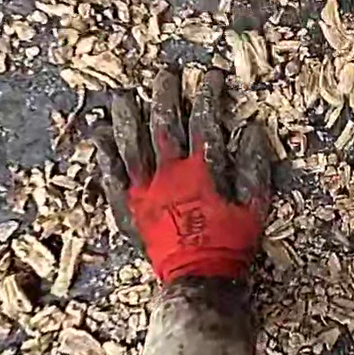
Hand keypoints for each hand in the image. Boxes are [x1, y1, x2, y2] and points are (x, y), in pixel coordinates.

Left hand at [92, 69, 273, 282]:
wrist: (200, 281)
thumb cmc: (231, 241)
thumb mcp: (255, 203)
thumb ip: (254, 164)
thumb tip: (252, 129)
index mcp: (203, 168)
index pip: (205, 119)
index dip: (209, 93)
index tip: (212, 75)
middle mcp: (171, 172)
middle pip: (165, 123)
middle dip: (166, 94)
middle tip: (166, 73)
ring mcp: (145, 189)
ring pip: (132, 143)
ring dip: (128, 116)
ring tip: (123, 94)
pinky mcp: (128, 207)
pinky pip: (111, 176)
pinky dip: (104, 154)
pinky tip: (98, 135)